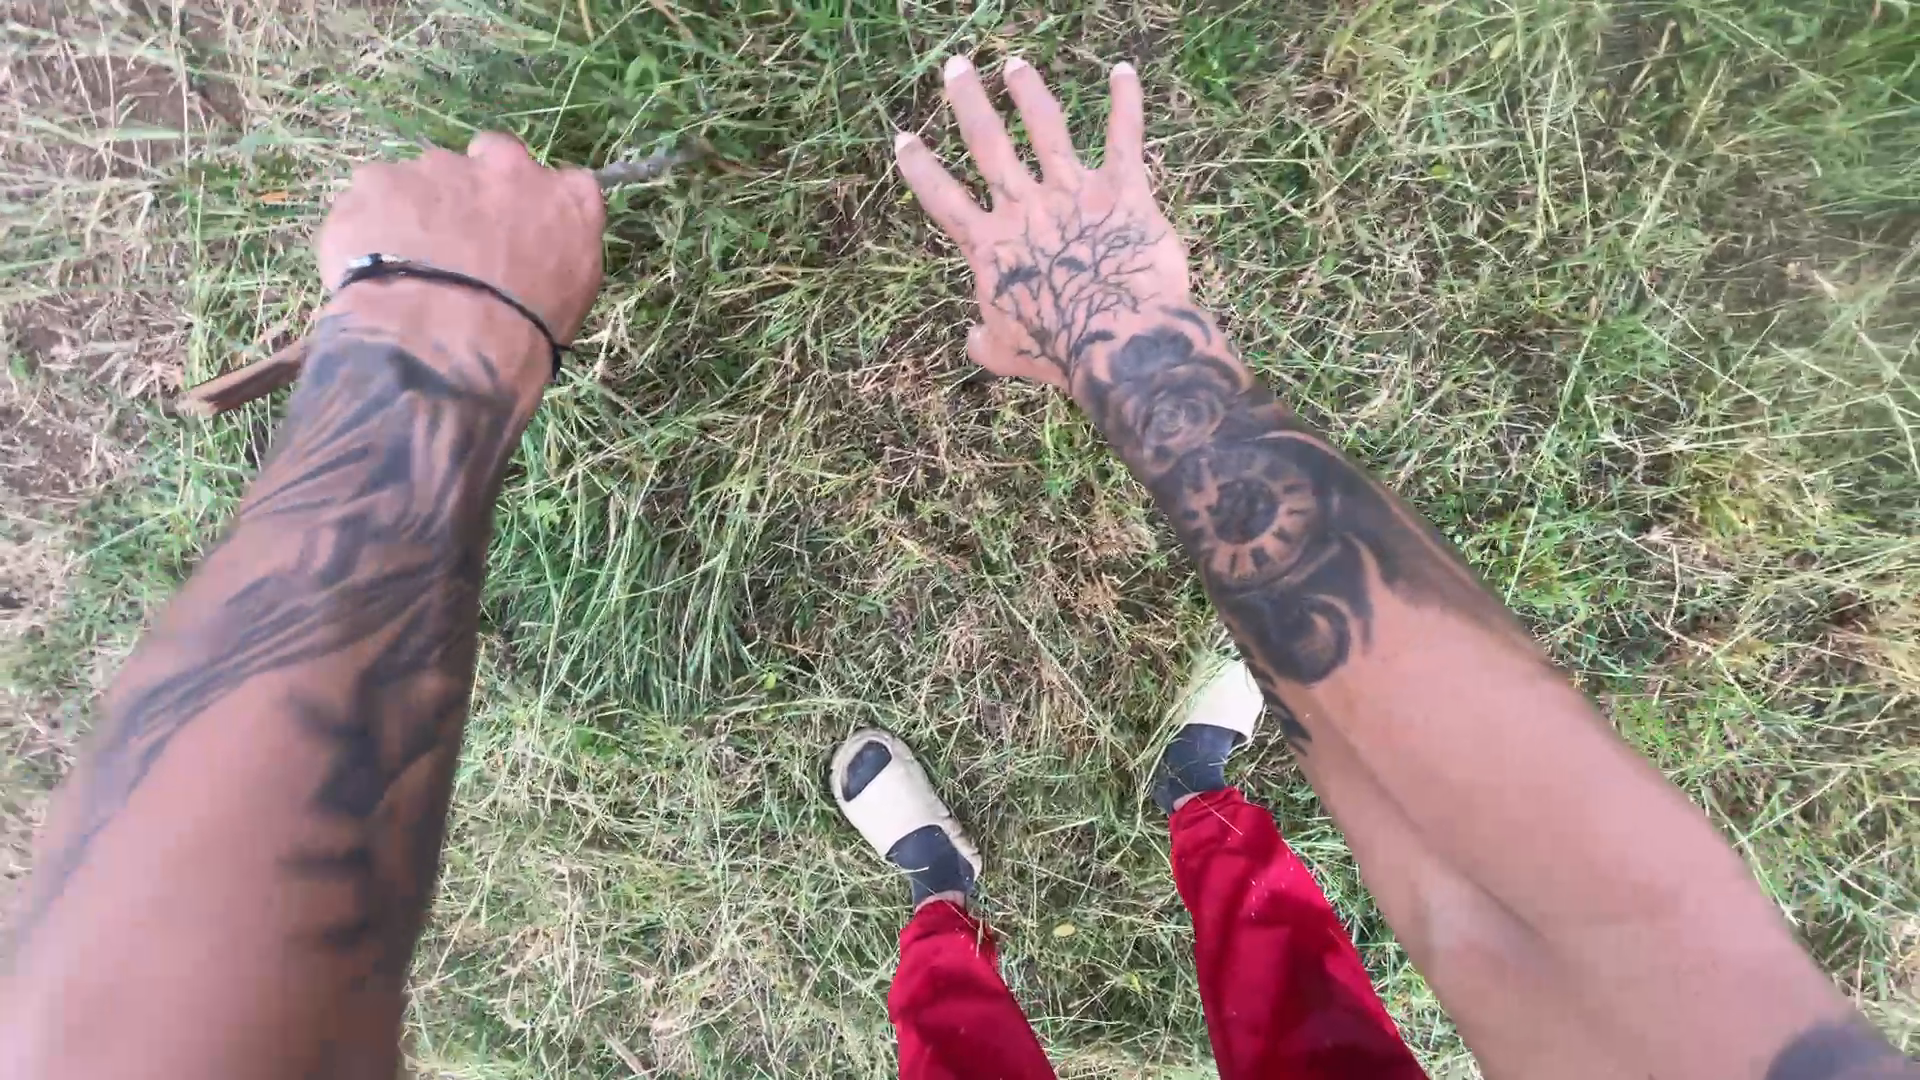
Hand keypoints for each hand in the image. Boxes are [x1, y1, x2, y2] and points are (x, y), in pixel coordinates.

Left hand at [315, 133, 605, 389]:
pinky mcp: (380, 178)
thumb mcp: (573, 297)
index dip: (549, 203)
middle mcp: (509, 169)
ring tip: (422, 259)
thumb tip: (539, 251)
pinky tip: (385, 261)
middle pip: (498, 154)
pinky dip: (382, 220)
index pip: (572, 184)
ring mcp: (440, 167)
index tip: (537, 228)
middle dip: (488, 182)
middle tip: (476, 231)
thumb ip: (560, 254)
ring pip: (434, 176)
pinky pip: (380, 195)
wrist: (451, 333)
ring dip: (431, 205)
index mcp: (568, 202)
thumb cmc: (529, 328)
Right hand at [893, 56, 1190, 393]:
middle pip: (988, 143)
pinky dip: (1125, 102)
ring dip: (1029, 92)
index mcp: (990, 246)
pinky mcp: (1123, 191)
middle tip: (956, 68)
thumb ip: (982, 342)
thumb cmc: (1056, 352)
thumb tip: (972, 340)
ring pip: (1047, 128)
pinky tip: (1123, 72)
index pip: (943, 198)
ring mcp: (1073, 193)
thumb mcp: (1004, 355)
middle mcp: (1025, 208)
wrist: (1116, 340)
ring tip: (1016, 67)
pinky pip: (1124, 136)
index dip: (920, 167)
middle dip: (968, 103)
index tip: (903, 139)